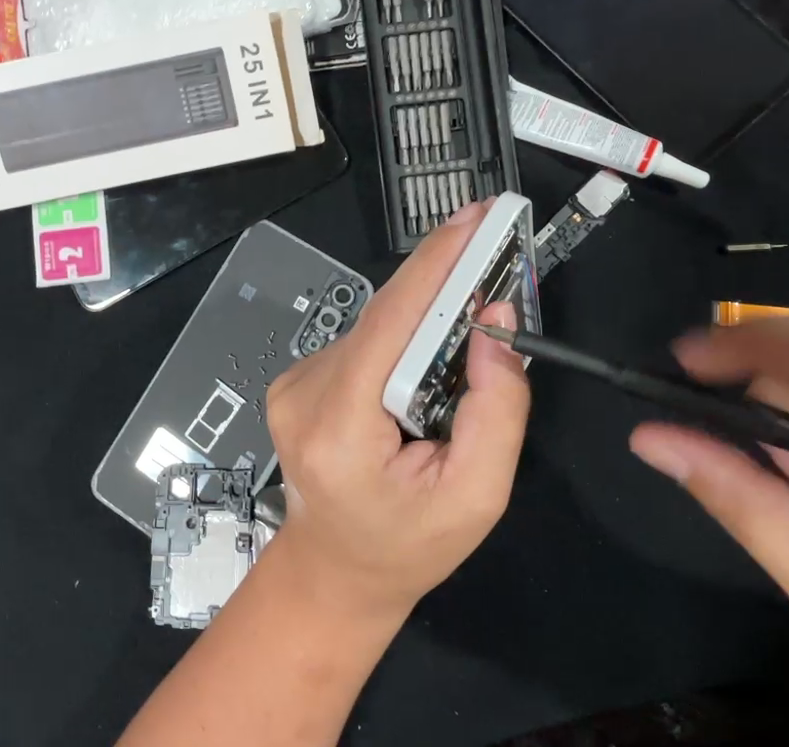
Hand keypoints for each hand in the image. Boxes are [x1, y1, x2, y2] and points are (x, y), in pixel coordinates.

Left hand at [264, 199, 531, 622]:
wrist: (335, 571)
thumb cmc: (407, 545)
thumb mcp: (475, 496)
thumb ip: (495, 412)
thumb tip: (494, 321)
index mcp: (338, 427)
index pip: (389, 324)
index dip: (434, 266)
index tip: (475, 217)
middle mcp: (303, 393)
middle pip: (382, 318)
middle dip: (441, 279)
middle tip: (492, 235)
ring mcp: (292, 384)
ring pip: (374, 326)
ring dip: (424, 314)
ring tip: (473, 300)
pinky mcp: (297, 382)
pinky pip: (363, 343)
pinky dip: (402, 338)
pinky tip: (430, 352)